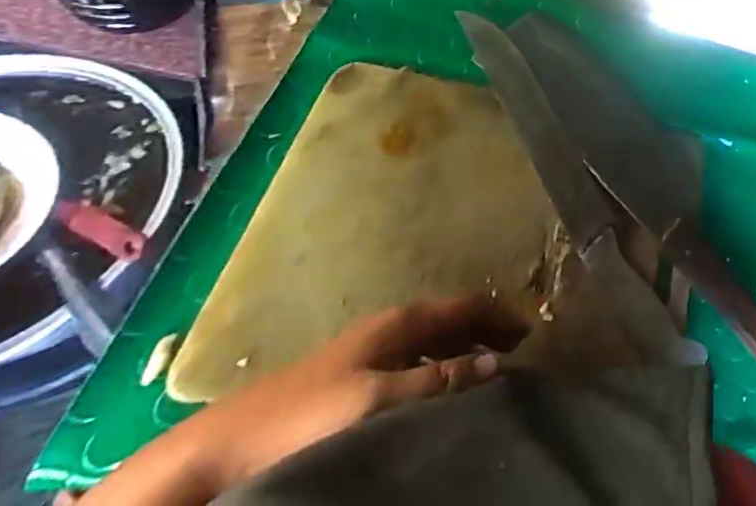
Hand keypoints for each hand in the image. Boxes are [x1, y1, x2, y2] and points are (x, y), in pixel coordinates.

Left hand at [85, 298, 526, 505]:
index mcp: (400, 321)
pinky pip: (415, 362)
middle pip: (452, 321)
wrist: (224, 450)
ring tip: (488, 375)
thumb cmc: (307, 415)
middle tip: (517, 355)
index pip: (466, 306)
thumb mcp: (378, 398)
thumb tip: (494, 364)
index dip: (500, 316)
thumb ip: (438, 379)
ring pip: (433, 342)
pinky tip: (441, 394)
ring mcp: (369, 352)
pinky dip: (440, 368)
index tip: (531, 333)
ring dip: (464, 351)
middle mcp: (389, 328)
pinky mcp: (352, 379)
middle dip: (486, 332)